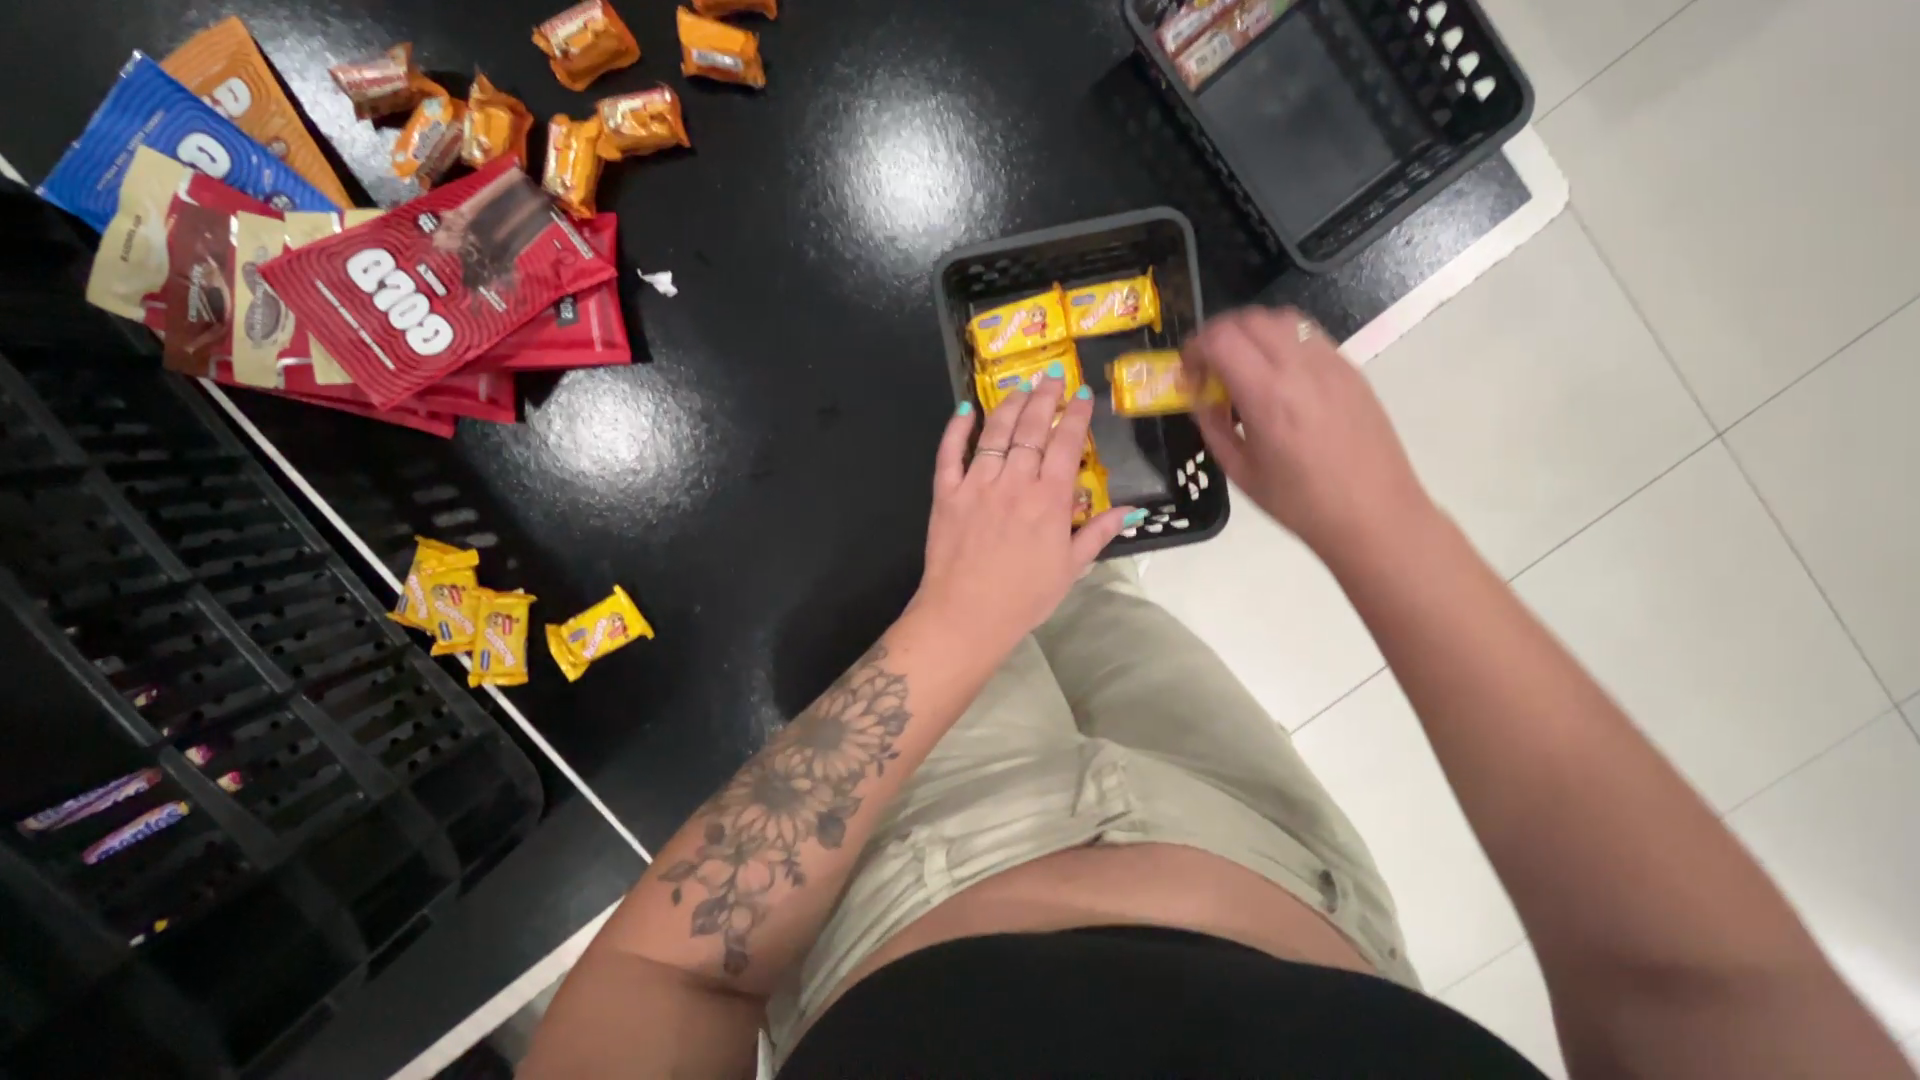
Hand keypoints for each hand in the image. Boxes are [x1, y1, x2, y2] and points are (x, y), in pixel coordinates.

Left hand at [909, 372, 1139, 659]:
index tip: (1082, 394)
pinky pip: (950, 453)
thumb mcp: (1070, 568)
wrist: (966, 615)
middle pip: (1031, 427)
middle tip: (1051, 377)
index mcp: (1049, 499)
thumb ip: (1098, 534)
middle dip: (1044, 397)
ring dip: (1008, 405)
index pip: (1066, 444)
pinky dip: (957, 429)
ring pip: (994, 432)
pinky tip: (965, 410)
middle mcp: (1015, 482)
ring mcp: (977, 484)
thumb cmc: (1024, 597)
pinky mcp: (947, 493)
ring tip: (1018, 388)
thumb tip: (1132, 512)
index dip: (1076, 415)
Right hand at [1184, 306, 1435, 556]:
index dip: (1195, 348)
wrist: (1374, 514)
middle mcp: (1300, 369)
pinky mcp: (1350, 369)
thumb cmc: (1301, 504)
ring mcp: (1330, 364)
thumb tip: (1200, 398)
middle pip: (1248, 320)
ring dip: (1251, 333)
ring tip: (1244, 366)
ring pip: (1281, 319)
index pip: (1221, 340)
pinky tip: (1278, 376)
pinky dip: (1281, 342)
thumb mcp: (1241, 472)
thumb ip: (1213, 427)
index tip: (1188, 372)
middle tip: (1210, 368)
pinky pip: (1308, 336)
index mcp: (1268, 397)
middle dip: (1219, 336)